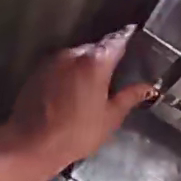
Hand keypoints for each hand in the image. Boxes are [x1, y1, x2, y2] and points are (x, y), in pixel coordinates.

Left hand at [0, 27, 155, 172]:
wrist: (31, 144)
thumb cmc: (77, 133)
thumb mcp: (110, 117)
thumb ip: (129, 97)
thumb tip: (148, 87)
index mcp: (95, 62)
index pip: (116, 40)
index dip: (127, 38)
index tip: (135, 37)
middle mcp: (72, 54)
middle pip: (95, 48)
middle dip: (106, 57)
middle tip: (116, 73)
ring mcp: (52, 61)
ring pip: (76, 57)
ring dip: (86, 66)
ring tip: (95, 85)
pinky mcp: (37, 72)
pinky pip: (61, 66)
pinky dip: (70, 73)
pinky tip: (74, 91)